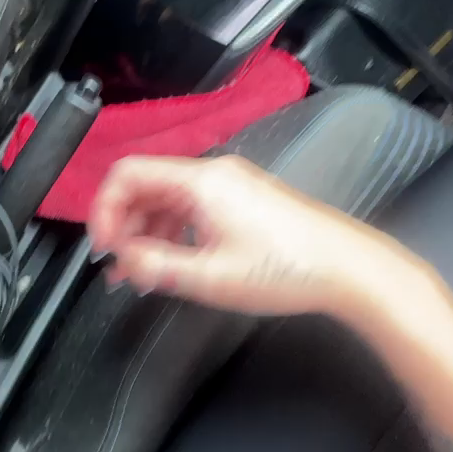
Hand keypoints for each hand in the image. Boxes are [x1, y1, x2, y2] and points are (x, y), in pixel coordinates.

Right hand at [87, 155, 431, 318]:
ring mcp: (230, 185)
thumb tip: (122, 262)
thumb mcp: (210, 277)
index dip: (103, 209)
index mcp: (200, 182)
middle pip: (145, 185)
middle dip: (123, 224)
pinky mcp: (242, 200)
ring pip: (166, 198)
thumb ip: (156, 267)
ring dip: (146, 232)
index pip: (127, 174)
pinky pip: (190, 207)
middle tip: (118, 265)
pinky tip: (172, 262)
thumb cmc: (287, 268)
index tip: (102, 246)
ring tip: (142, 272)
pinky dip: (171, 232)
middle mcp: (213, 174)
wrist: (350, 268)